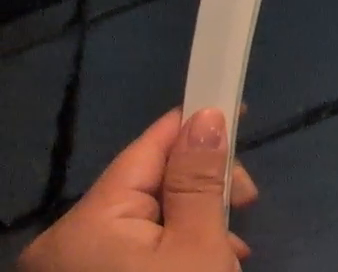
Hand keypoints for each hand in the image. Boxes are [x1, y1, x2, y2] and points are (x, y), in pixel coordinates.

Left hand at [20, 109, 258, 271]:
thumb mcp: (200, 241)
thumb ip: (200, 177)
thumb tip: (206, 116)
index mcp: (85, 223)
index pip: (148, 148)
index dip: (195, 124)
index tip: (240, 111)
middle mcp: (60, 243)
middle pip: (146, 181)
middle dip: (204, 182)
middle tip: (248, 201)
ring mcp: (64, 269)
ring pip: (143, 214)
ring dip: (195, 215)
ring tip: (229, 244)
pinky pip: (128, 244)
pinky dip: (171, 242)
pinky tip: (204, 260)